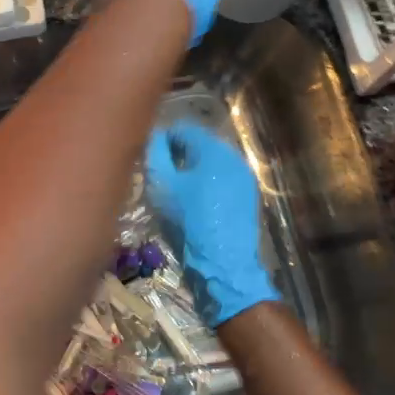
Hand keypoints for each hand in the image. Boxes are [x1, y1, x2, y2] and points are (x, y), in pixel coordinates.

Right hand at [144, 122, 278, 327]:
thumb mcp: (162, 185)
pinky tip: (193, 203)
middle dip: (177, 154)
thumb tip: (153, 136)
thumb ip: (155, 154)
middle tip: (158, 172)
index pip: (183, 129)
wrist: (224, 265)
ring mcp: (244, 178)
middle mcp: (234, 157)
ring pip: (211, 163)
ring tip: (174, 189)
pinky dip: (206, 184)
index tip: (147, 155)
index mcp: (214, 149)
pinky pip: (222, 180)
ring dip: (191, 170)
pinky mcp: (247, 197)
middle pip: (199, 145)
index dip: (162, 138)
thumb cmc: (189, 221)